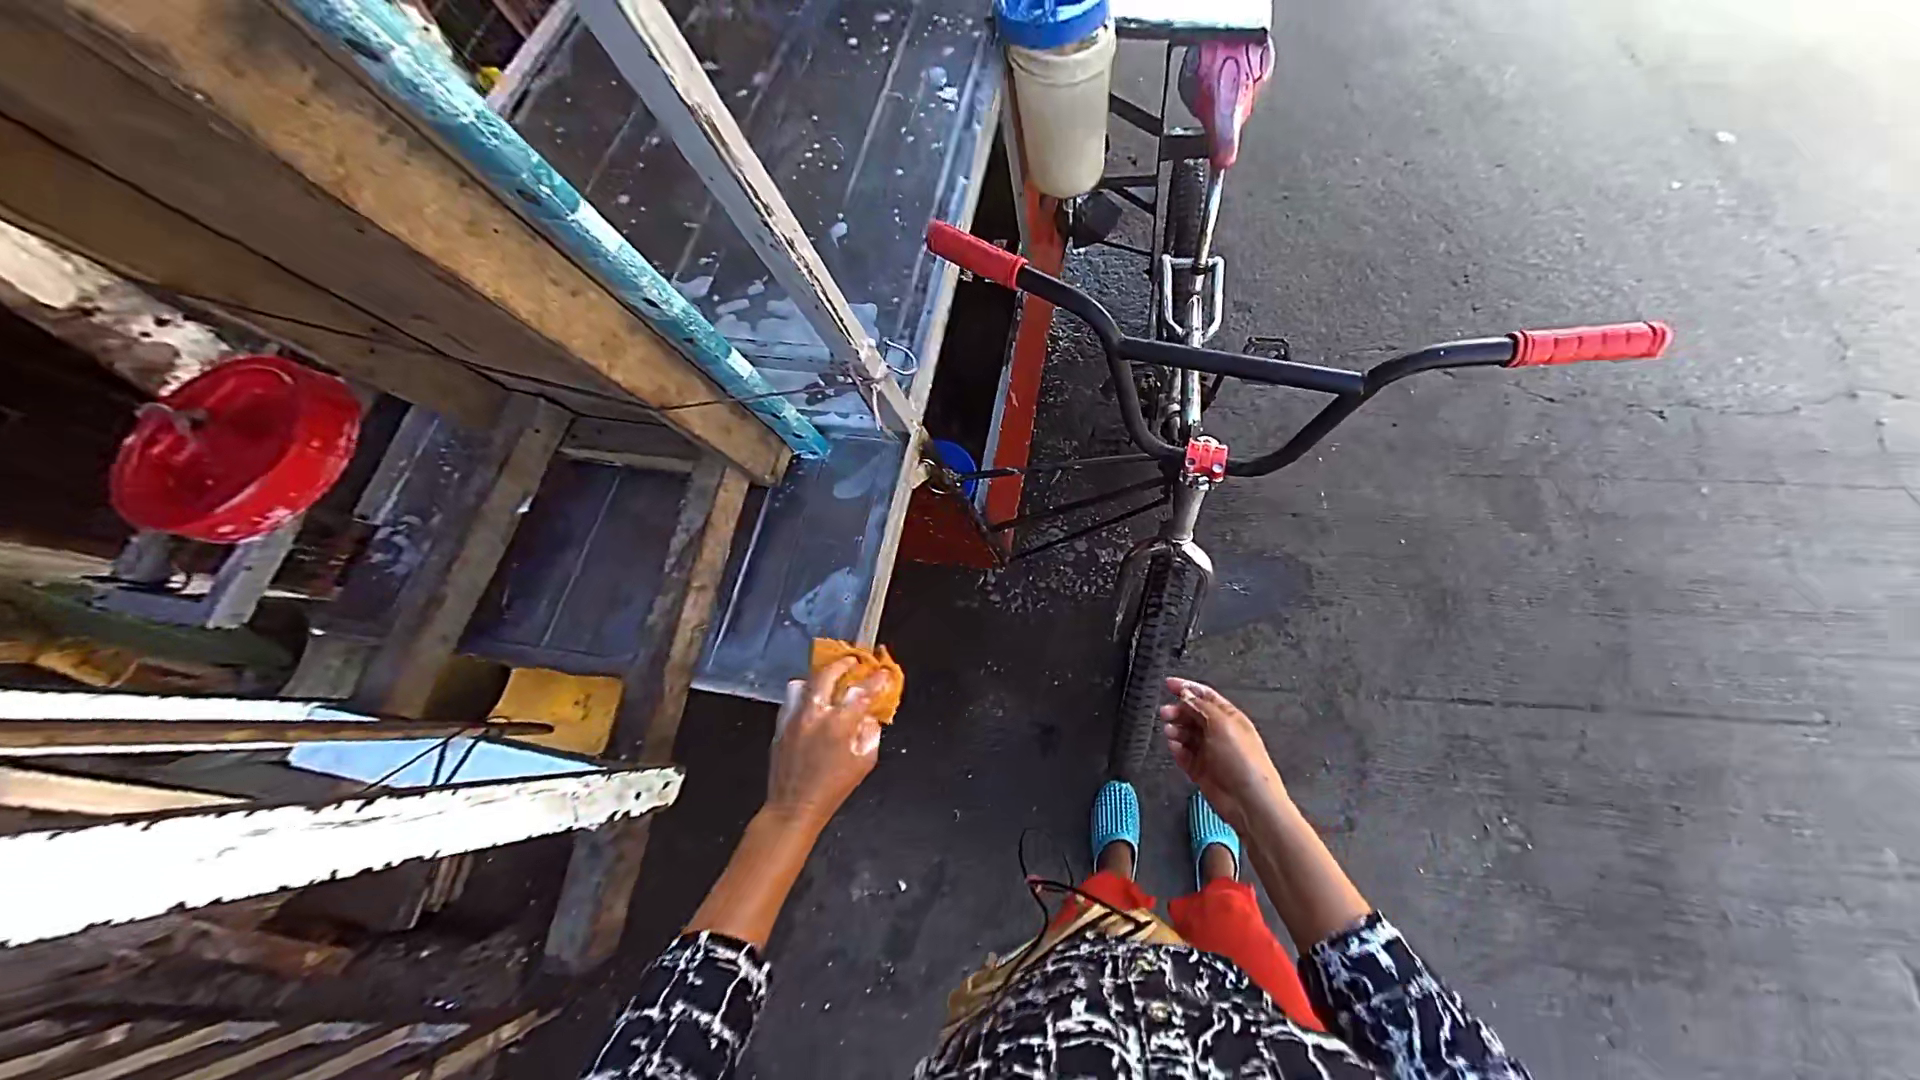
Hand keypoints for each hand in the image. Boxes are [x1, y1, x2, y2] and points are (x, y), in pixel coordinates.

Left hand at [764, 657, 894, 829]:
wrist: (794, 807)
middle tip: (853, 662)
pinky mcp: (781, 725)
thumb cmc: (833, 789)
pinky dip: (803, 694)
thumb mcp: (864, 762)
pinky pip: (791, 699)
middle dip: (844, 664)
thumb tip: (870, 716)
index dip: (876, 680)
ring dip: (819, 677)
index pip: (862, 691)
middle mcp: (815, 716)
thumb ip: (870, 734)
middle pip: (828, 674)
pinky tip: (811, 701)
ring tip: (829, 679)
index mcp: (839, 725)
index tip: (883, 674)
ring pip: (804, 682)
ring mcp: (794, 718)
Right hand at [1160, 677, 1288, 831]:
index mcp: (1229, 718)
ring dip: (1175, 730)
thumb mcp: (1222, 724)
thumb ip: (1201, 706)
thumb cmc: (1245, 763)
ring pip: (1185, 734)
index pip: (1204, 696)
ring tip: (1170, 731)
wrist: (1248, 801)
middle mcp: (1219, 733)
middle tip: (1166, 712)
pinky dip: (1176, 750)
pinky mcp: (1201, 770)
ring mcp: (1210, 752)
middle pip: (1192, 714)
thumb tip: (1186, 694)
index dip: (1186, 688)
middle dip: (1177, 710)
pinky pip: (1183, 755)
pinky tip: (1175, 748)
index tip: (1168, 684)